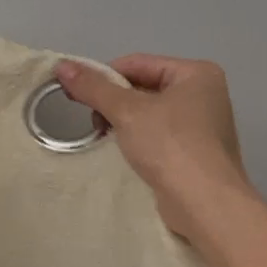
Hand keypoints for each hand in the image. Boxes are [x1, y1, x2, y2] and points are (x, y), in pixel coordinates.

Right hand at [54, 55, 250, 238]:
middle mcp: (203, 93)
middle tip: (95, 124)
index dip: (104, 77)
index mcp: (195, 73)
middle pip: (143, 87)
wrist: (205, 203)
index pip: (137, 63)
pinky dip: (138, 139)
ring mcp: (202, 124)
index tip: (79, 98)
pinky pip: (158, 134)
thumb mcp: (126, 111)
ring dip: (123, 122)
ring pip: (149, 112)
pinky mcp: (195, 151)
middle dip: (113, 102)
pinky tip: (126, 153)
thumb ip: (94, 88)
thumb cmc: (170, 146)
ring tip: (105, 138)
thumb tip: (62, 66)